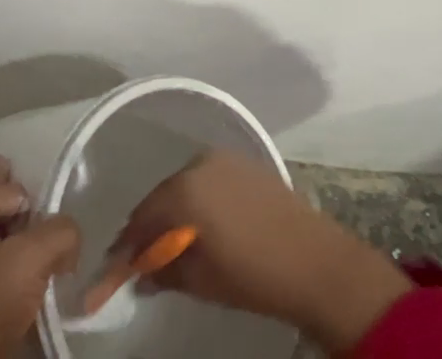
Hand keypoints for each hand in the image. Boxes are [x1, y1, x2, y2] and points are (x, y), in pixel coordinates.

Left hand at [0, 154, 81, 358]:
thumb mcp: (29, 260)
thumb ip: (58, 233)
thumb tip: (68, 235)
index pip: (5, 188)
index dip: (31, 192)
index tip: (49, 190)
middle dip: (6, 198)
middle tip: (14, 173)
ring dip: (8, 238)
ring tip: (29, 234)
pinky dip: (0, 267)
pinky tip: (16, 275)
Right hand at [119, 151, 410, 353]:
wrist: (319, 264)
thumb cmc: (254, 275)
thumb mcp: (201, 280)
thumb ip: (163, 271)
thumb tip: (142, 273)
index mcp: (183, 190)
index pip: (142, 216)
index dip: (130, 242)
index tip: (122, 264)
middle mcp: (200, 164)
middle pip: (163, 196)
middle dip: (153, 224)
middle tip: (148, 254)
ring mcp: (228, 161)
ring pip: (188, 185)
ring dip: (177, 210)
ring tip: (178, 241)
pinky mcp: (249, 165)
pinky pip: (212, 180)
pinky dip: (202, 200)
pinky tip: (207, 224)